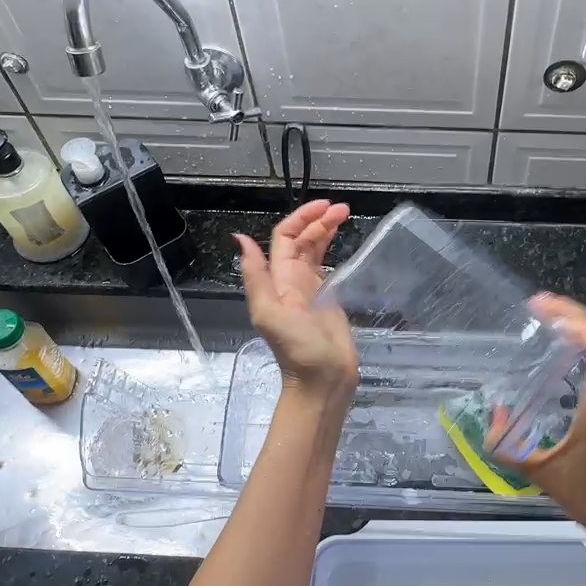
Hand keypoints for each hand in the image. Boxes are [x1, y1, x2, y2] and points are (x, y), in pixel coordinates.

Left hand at [234, 200, 357, 401]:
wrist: (322, 380)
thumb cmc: (297, 348)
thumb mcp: (269, 312)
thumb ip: (255, 276)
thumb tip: (239, 237)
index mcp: (277, 280)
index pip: (285, 237)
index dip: (301, 218)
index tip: (324, 205)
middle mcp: (292, 280)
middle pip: (302, 240)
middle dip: (319, 220)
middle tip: (343, 208)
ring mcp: (312, 290)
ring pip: (316, 250)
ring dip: (327, 230)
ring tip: (346, 215)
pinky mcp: (329, 300)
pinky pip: (328, 266)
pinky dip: (334, 250)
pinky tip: (344, 241)